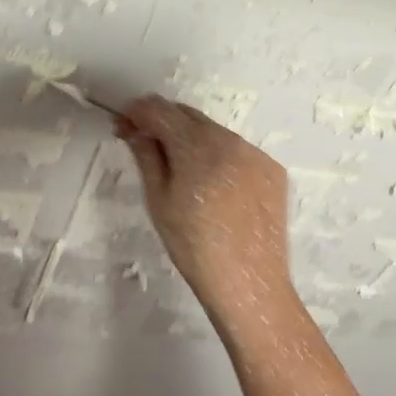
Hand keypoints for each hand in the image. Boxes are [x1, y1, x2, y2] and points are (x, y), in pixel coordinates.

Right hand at [114, 95, 292, 316]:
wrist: (249, 285)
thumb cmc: (194, 247)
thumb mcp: (158, 201)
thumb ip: (146, 156)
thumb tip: (134, 129)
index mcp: (197, 145)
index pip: (159, 109)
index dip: (137, 113)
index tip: (123, 127)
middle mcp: (229, 139)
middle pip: (187, 115)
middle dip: (163, 122)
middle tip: (144, 143)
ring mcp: (254, 153)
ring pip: (213, 131)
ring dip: (191, 138)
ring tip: (181, 170)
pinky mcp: (272, 169)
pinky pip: (237, 151)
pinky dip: (218, 157)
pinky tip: (213, 186)